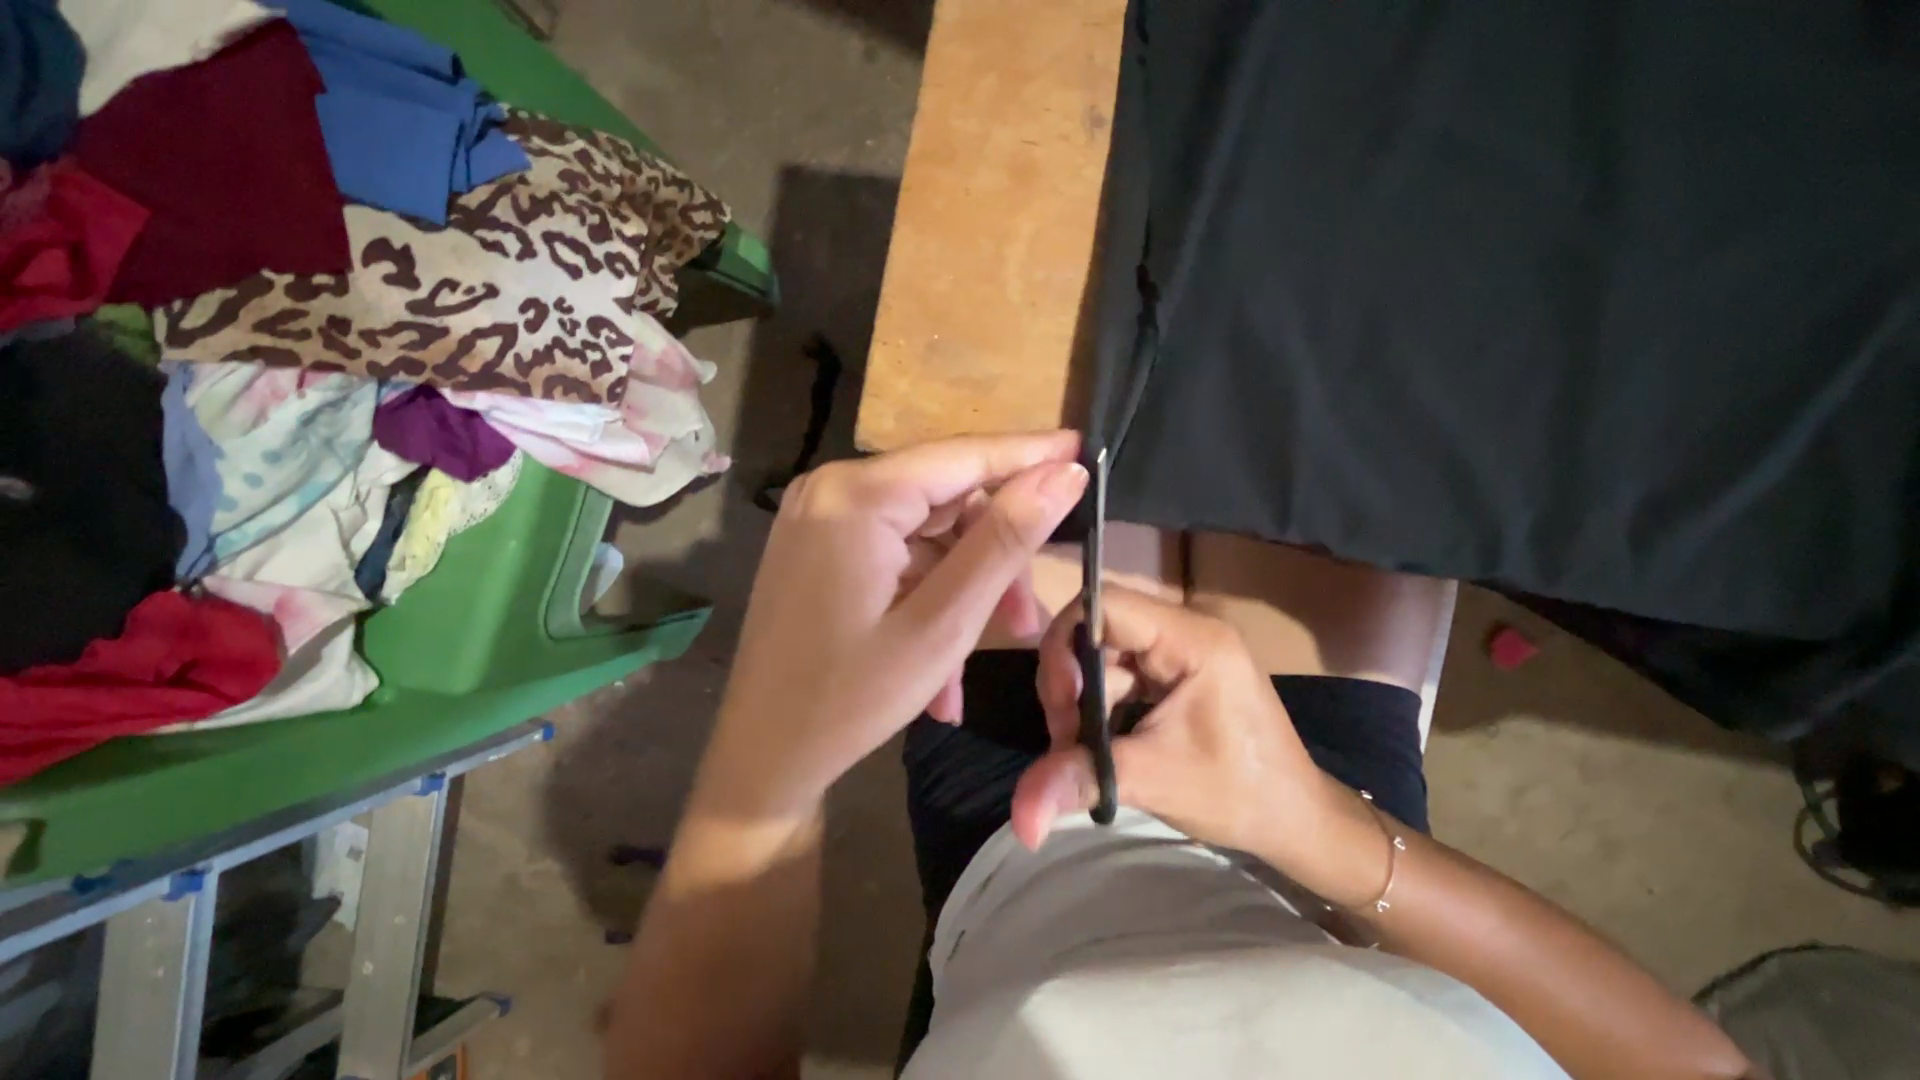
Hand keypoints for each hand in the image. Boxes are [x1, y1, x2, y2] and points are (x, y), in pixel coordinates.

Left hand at [693, 432, 1086, 818]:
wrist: (762, 757)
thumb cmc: (849, 699)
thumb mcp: (942, 624)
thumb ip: (1004, 542)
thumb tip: (1066, 474)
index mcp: (858, 496)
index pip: (963, 456)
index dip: (1030, 454)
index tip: (1086, 450)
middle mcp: (833, 490)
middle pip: (945, 499)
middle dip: (994, 557)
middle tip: (1027, 623)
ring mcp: (820, 518)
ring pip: (925, 534)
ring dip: (963, 592)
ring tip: (976, 663)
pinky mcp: (818, 548)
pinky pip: (895, 557)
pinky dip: (927, 600)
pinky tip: (939, 671)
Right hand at [1015, 585, 1387, 905]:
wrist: (1294, 819)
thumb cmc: (1239, 793)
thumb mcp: (1153, 781)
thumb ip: (1081, 779)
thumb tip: (1020, 817)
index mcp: (1192, 638)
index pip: (1105, 604)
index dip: (1066, 644)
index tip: (1061, 703)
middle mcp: (1185, 631)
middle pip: (1098, 629)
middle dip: (1069, 682)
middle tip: (1064, 737)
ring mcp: (1180, 652)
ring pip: (1102, 656)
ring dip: (1081, 703)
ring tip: (1077, 753)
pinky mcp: (1175, 675)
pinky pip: (1118, 676)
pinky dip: (1098, 709)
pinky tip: (1097, 747)